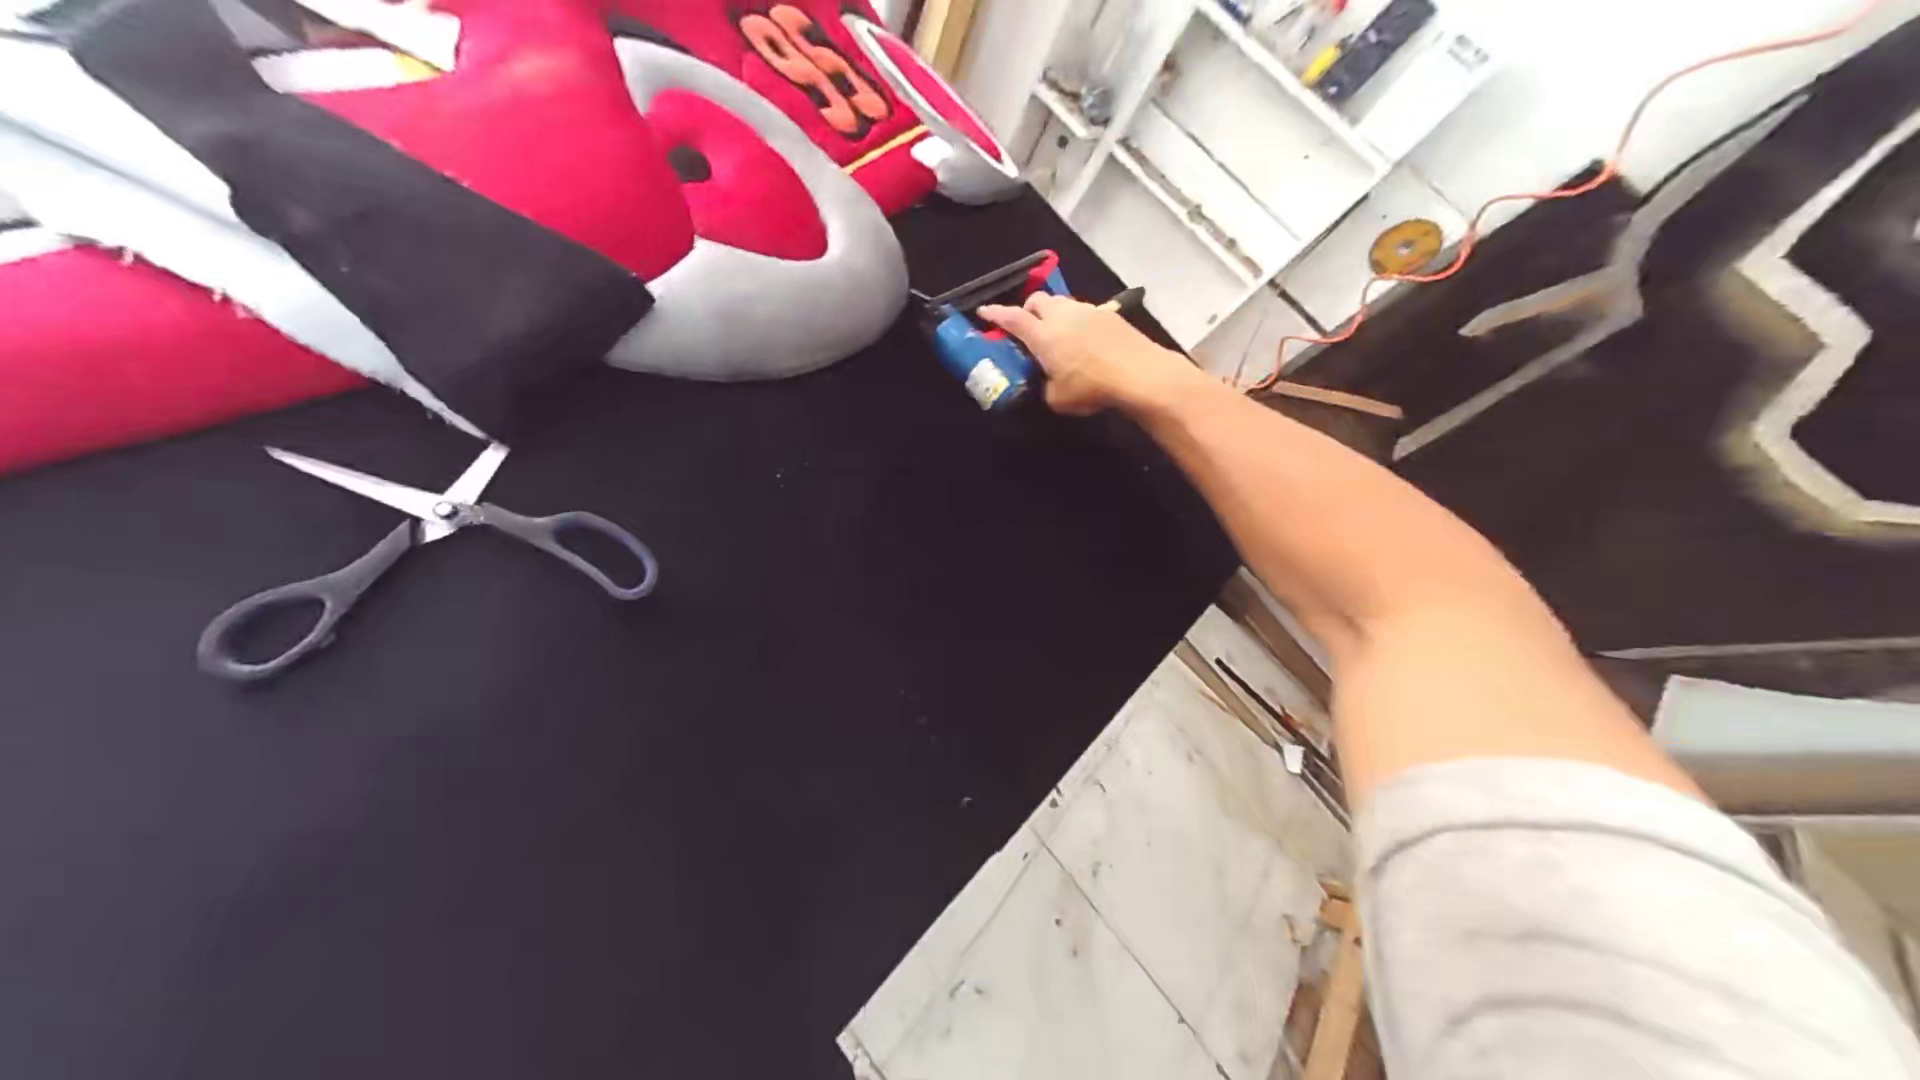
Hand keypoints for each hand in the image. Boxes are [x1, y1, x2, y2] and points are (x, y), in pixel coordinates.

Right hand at [977, 293, 1209, 415]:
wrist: (1139, 374)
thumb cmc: (1092, 387)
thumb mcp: (1057, 398)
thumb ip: (1046, 386)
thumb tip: (1048, 383)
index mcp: (1043, 335)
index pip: (1012, 319)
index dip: (996, 314)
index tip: (985, 311)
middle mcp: (1062, 316)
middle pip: (1037, 300)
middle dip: (1027, 310)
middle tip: (1027, 327)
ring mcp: (1087, 311)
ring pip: (1062, 303)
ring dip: (1053, 314)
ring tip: (1057, 334)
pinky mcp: (1108, 315)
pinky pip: (1083, 312)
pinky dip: (1076, 321)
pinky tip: (1084, 341)